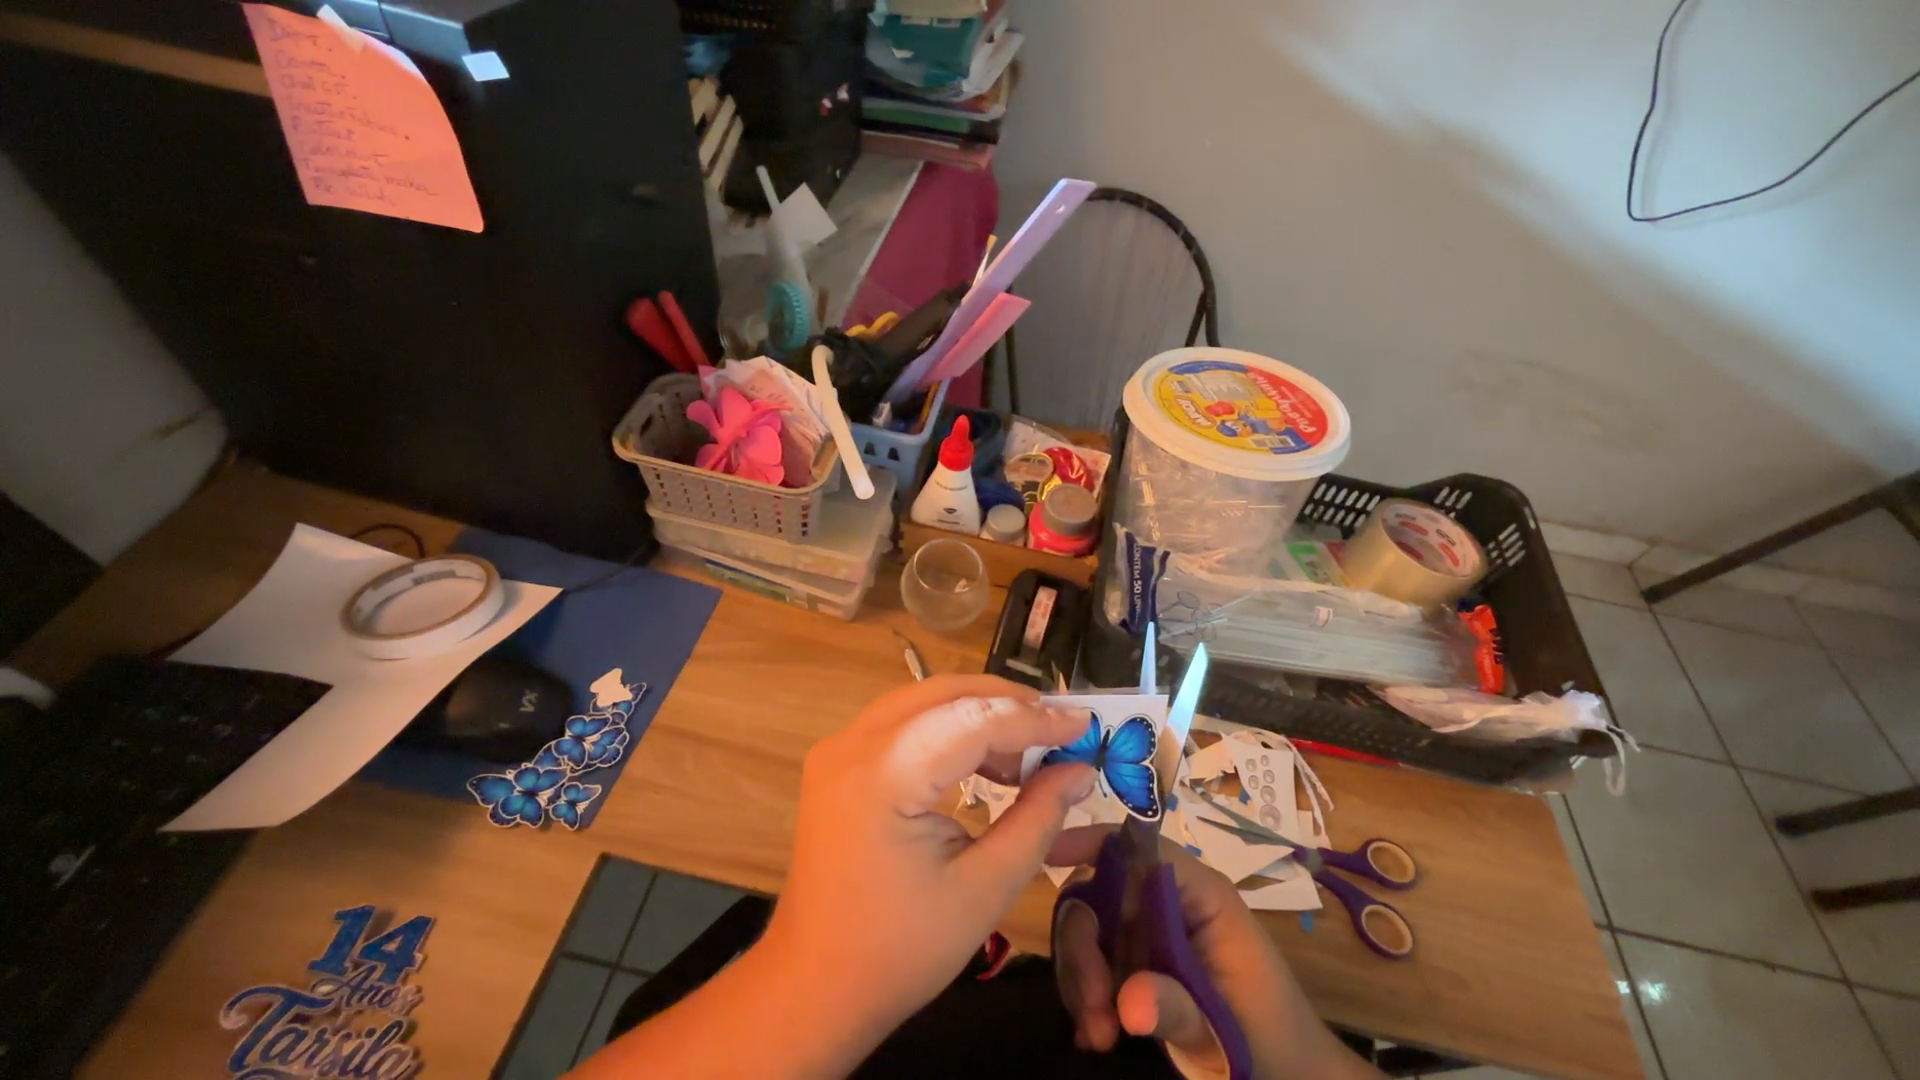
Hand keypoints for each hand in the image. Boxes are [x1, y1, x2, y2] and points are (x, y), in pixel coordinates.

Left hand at [757, 675, 1095, 1047]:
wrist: (815, 985)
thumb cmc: (900, 950)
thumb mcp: (984, 889)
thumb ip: (1037, 819)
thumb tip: (1080, 770)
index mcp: (883, 776)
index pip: (973, 720)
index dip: (1034, 720)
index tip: (1085, 725)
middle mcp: (852, 745)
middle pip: (944, 694)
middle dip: (1008, 705)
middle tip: (1060, 731)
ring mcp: (838, 750)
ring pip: (923, 701)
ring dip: (979, 715)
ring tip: (1028, 755)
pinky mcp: (838, 763)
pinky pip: (904, 724)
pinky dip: (949, 731)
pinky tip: (984, 765)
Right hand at [1049, 827, 1383, 1079]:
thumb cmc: (1273, 1049)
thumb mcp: (1228, 1037)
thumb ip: (1179, 1012)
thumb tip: (1127, 1000)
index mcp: (1202, 896)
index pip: (1137, 847)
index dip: (1089, 842)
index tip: (1045, 856)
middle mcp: (1171, 902)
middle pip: (1100, 890)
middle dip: (1083, 945)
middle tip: (1093, 1008)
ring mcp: (1152, 931)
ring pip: (1090, 927)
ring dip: (1081, 977)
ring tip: (1098, 1034)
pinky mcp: (1140, 960)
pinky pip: (1095, 959)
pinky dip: (1086, 993)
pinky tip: (1096, 1035)